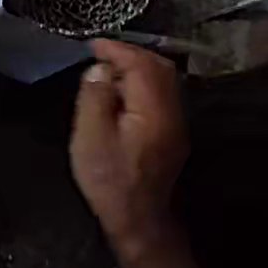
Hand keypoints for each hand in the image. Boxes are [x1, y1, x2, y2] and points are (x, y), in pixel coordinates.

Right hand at [71, 39, 188, 254]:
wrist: (138, 222)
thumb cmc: (110, 180)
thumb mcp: (90, 137)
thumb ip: (95, 97)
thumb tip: (100, 68)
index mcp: (154, 111)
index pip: (142, 65)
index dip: (118, 50)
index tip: (93, 45)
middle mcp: (173, 112)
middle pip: (160, 67)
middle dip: (130, 53)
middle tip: (101, 53)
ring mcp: (176, 124)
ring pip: (164, 80)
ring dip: (138, 66)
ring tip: (108, 68)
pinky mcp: (172, 133)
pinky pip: (162, 94)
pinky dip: (142, 82)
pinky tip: (122, 90)